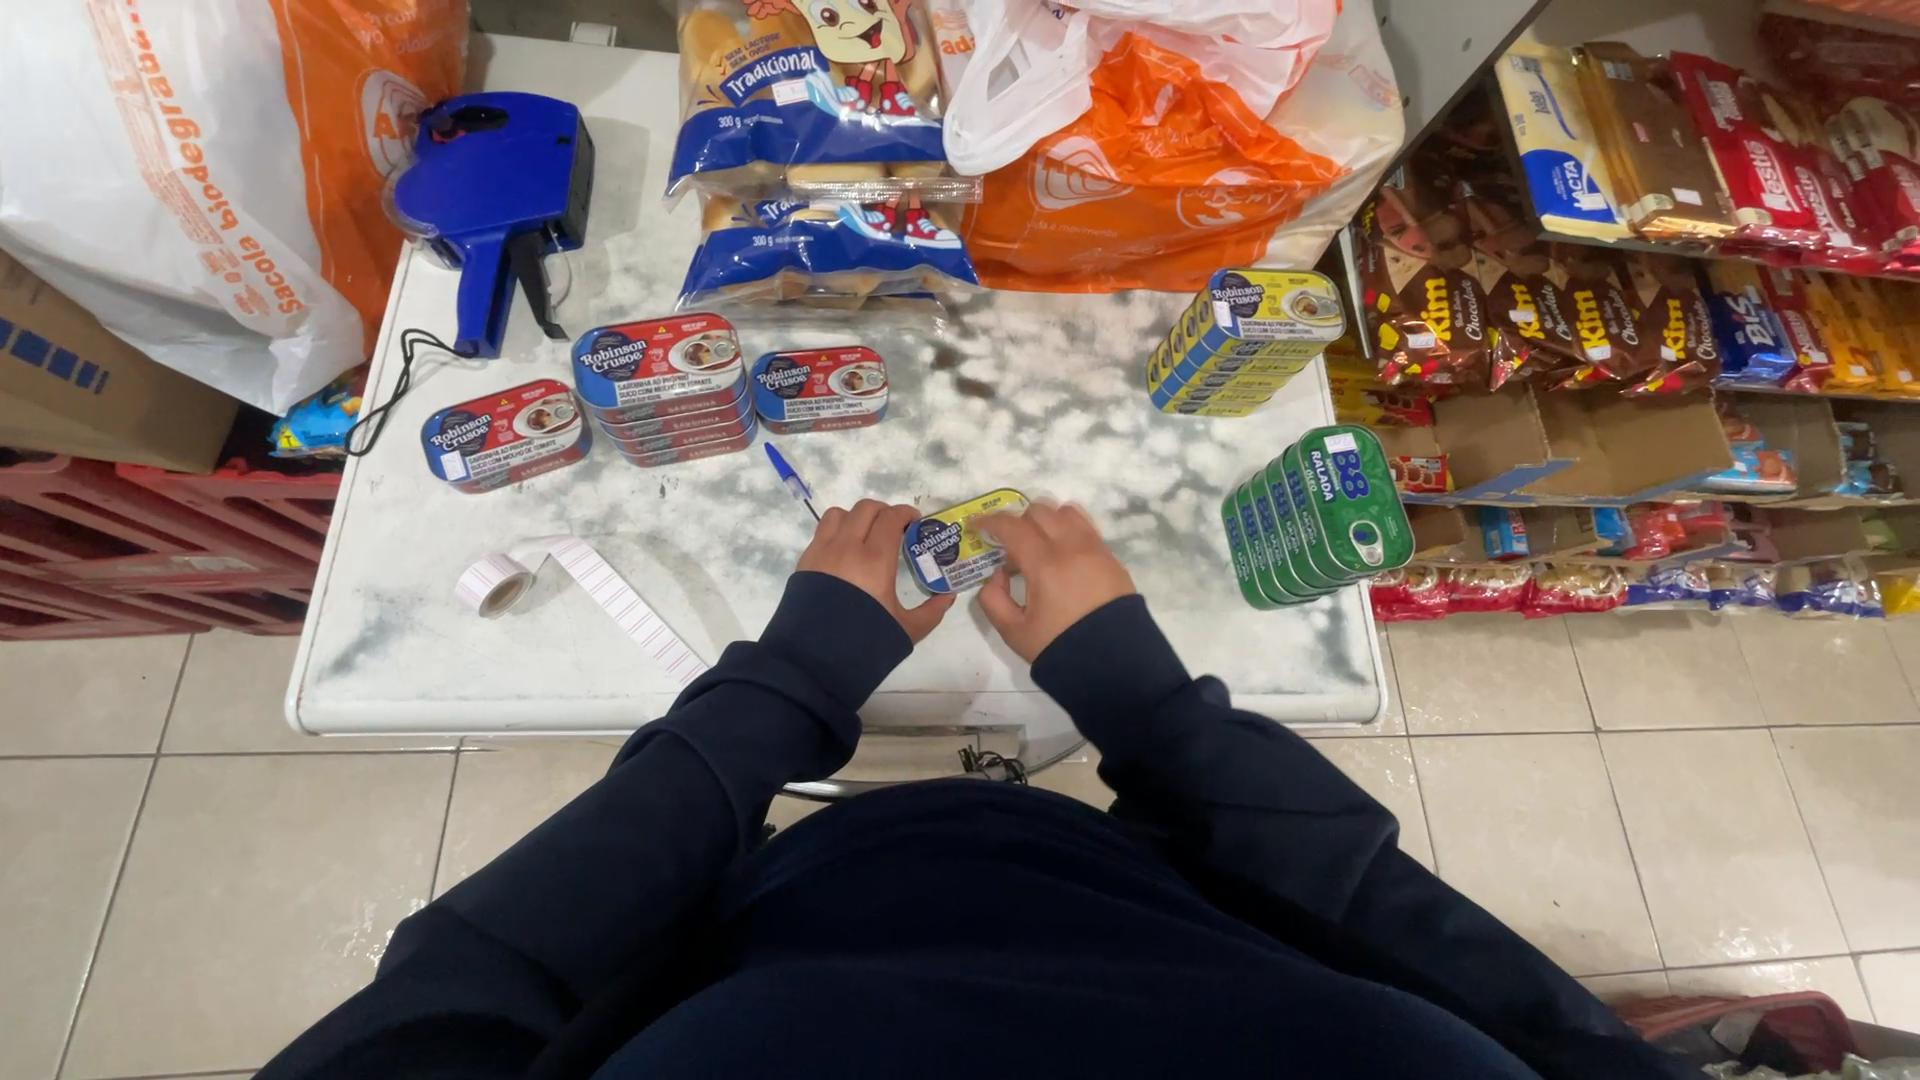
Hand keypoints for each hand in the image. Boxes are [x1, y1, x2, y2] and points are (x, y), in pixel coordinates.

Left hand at [798, 499, 953, 642]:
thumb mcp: (908, 630)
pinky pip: (821, 532)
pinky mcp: (805, 563)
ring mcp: (822, 552)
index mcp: (875, 560)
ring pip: (839, 514)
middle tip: (894, 528)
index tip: (915, 522)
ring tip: (866, 535)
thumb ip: (932, 610)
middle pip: (866, 508)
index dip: (906, 513)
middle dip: (884, 512)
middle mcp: (847, 547)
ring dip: (856, 517)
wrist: (814, 662)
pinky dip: (837, 532)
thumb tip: (948, 596)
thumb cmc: (865, 644)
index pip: (891, 517)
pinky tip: (845, 553)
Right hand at [974, 501, 1135, 662]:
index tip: (977, 527)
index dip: (989, 522)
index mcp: (1045, 564)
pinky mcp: (1110, 557)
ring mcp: (1095, 548)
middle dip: (1018, 521)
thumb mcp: (1014, 632)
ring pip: (1066, 511)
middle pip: (1039, 510)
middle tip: (1009, 546)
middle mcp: (1071, 547)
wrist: (1113, 662)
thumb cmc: (1059, 646)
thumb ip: (993, 599)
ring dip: (1046, 520)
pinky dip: (1068, 528)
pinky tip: (1062, 551)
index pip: (1012, 526)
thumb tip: (997, 575)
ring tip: (1039, 545)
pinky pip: (1086, 526)